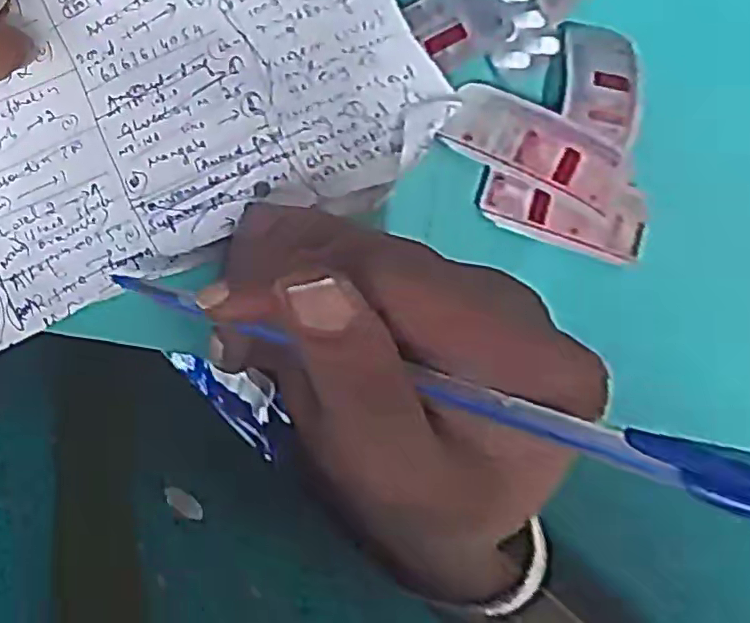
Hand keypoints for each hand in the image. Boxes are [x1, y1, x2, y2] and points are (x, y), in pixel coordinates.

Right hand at [202, 203, 607, 602]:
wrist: (428, 511)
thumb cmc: (409, 498)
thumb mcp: (380, 457)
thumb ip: (352, 371)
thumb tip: (305, 280)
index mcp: (526, 355)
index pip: (388, 275)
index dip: (293, 277)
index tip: (224, 309)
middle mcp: (507, 302)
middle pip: (360, 251)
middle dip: (272, 279)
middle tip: (224, 327)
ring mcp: (463, 280)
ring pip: (338, 239)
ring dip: (268, 273)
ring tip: (240, 324)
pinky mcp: (421, 272)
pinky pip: (335, 243)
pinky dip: (281, 267)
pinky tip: (265, 304)